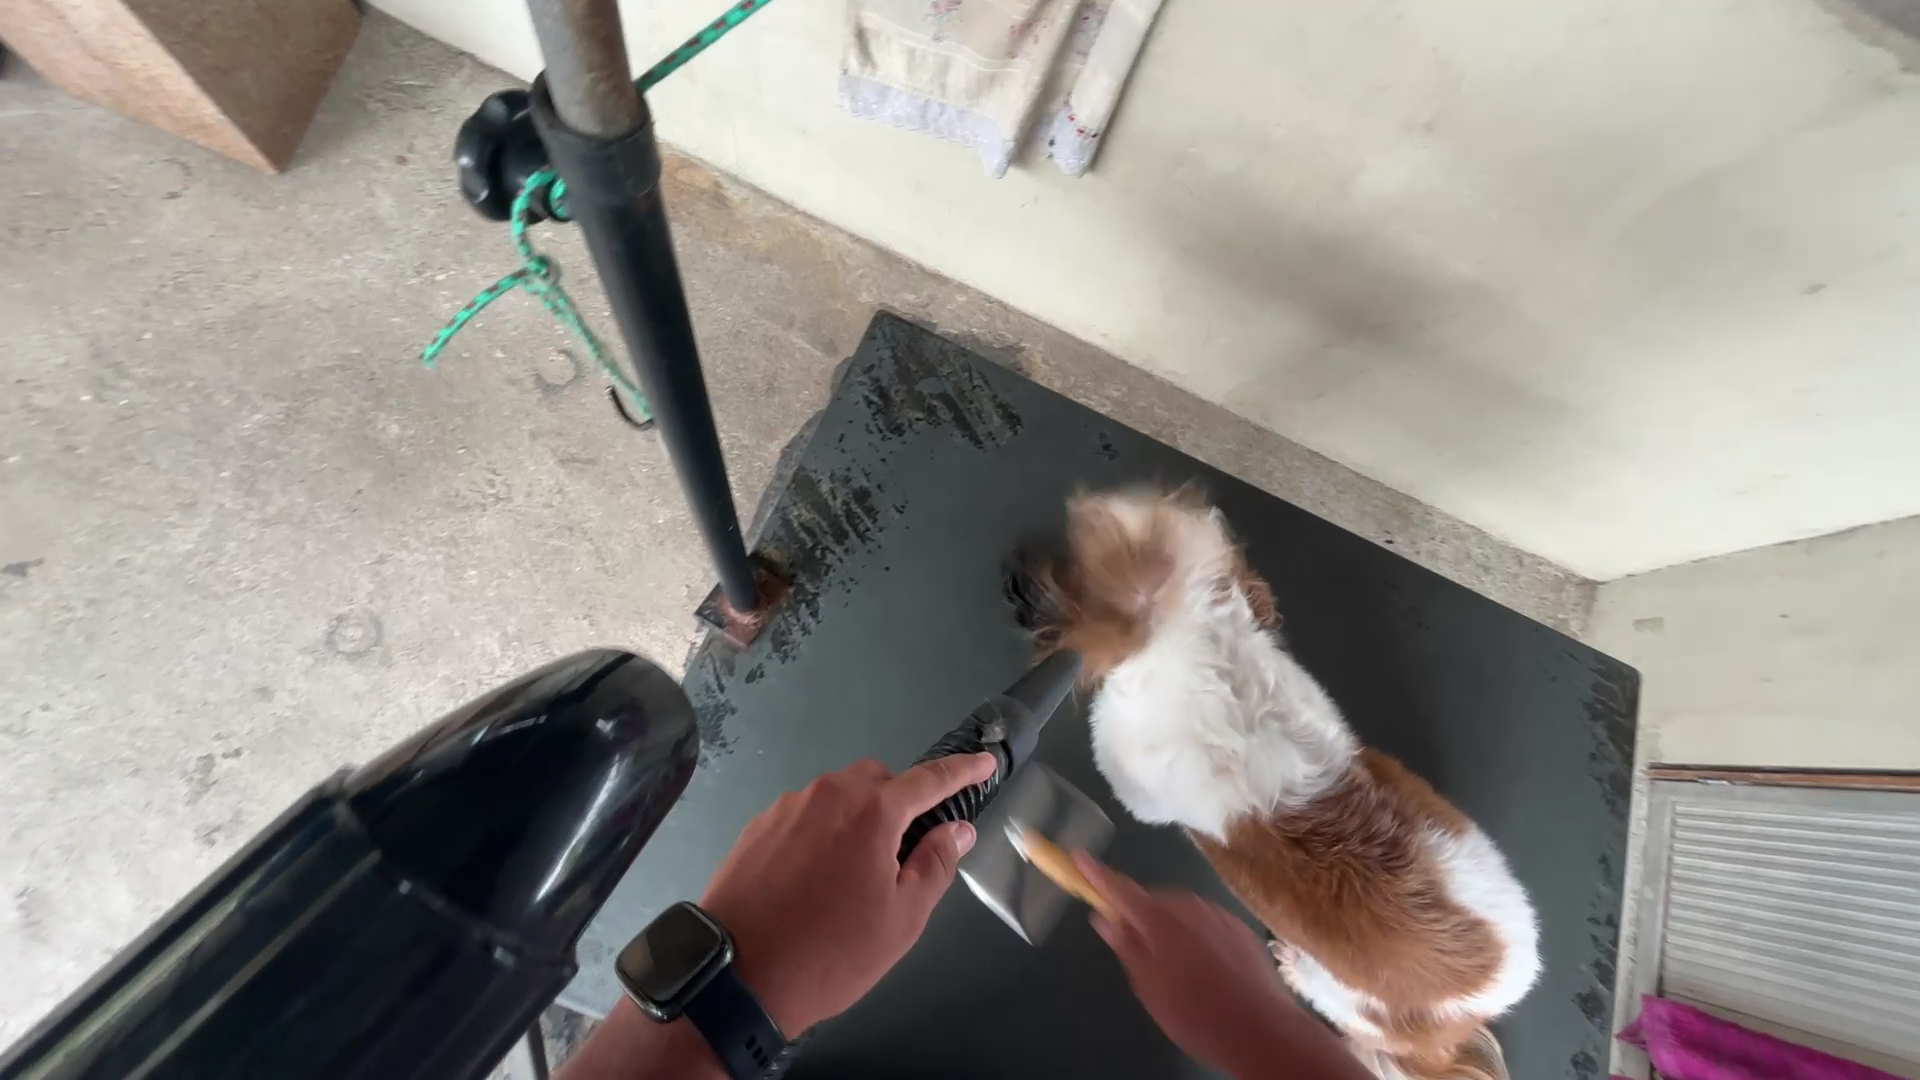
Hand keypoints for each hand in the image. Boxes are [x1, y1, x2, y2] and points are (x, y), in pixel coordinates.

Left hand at [700, 753, 996, 1035]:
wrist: (734, 976)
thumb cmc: (830, 950)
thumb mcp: (901, 918)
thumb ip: (936, 863)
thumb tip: (957, 828)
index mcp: (874, 811)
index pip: (931, 779)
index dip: (963, 769)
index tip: (984, 762)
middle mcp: (831, 793)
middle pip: (879, 779)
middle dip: (898, 802)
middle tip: (899, 851)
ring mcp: (791, 804)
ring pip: (839, 794)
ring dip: (856, 816)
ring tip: (849, 873)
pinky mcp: (760, 823)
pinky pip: (806, 812)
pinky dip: (821, 830)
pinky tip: (811, 876)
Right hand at [1076, 855, 1373, 1079]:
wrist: (1264, 1032)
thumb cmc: (1197, 1015)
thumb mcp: (1149, 988)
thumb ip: (1126, 947)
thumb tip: (1104, 918)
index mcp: (1158, 920)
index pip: (1118, 888)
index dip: (1095, 872)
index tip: (1077, 855)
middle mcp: (1186, 905)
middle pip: (1152, 901)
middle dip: (1143, 918)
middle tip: (1144, 954)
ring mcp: (1215, 912)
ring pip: (1181, 911)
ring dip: (1173, 928)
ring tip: (1181, 971)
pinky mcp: (1238, 924)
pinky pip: (1206, 921)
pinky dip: (1199, 936)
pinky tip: (1209, 970)